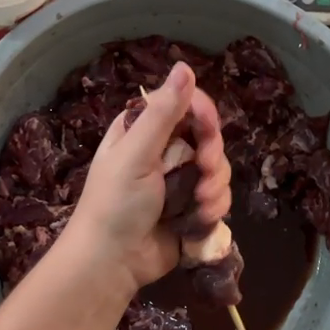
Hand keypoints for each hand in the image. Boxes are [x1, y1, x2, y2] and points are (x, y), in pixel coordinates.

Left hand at [57, 62, 231, 295]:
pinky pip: (217, 198)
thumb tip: (184, 65)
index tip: (207, 129)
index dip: (203, 114)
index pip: (186, 105)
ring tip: (198, 204)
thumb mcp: (136, 153)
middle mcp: (163, 151)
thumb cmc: (114, 203)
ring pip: (217, 169)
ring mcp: (179, 181)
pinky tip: (200, 219)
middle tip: (201, 171)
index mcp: (143, 130)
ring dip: (215, 187)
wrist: (111, 263)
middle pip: (208, 138)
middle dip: (211, 156)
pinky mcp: (191, 209)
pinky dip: (214, 209)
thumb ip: (163, 112)